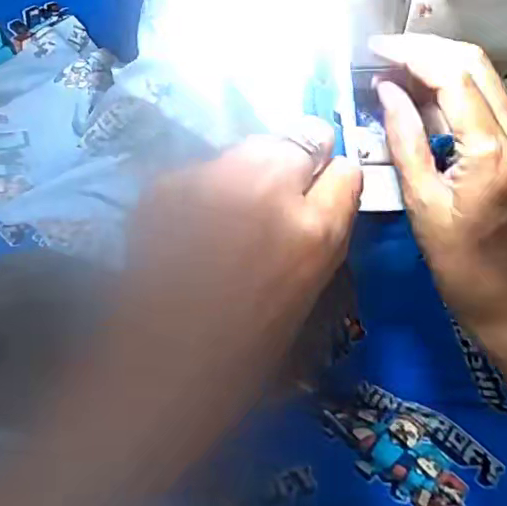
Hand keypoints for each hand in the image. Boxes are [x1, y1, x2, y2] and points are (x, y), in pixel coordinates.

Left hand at [104, 121, 362, 442]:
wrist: (159, 367)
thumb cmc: (245, 353)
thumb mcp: (305, 295)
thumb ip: (317, 237)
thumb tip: (316, 202)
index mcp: (315, 232)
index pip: (347, 172)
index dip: (333, 180)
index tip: (322, 186)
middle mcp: (268, 189)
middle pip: (300, 139)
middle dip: (295, 160)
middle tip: (277, 187)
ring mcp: (213, 179)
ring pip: (249, 146)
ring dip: (250, 168)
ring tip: (232, 204)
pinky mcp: (168, 181)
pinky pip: (202, 170)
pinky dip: (204, 187)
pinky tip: (191, 220)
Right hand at [370, 34, 506, 349]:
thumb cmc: (459, 260)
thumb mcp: (420, 200)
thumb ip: (404, 138)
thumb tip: (386, 90)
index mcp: (491, 150)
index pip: (453, 77)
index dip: (412, 54)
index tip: (375, 49)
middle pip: (475, 63)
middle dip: (427, 47)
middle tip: (383, 51)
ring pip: (483, 75)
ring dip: (439, 62)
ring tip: (394, 66)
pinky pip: (485, 97)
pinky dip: (451, 84)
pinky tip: (419, 91)